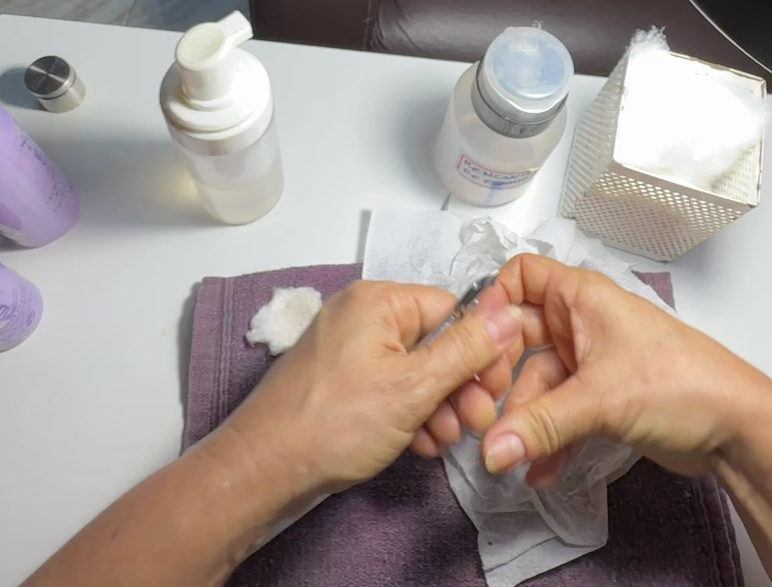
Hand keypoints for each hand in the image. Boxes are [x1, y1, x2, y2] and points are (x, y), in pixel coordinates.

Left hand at [220, 280, 524, 498]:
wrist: (263, 471)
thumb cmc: (336, 422)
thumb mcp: (413, 386)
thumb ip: (465, 350)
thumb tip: (508, 313)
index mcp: (379, 300)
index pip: (451, 308)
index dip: (481, 347)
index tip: (497, 387)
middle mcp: (364, 314)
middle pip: (434, 340)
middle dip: (460, 384)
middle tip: (477, 421)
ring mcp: (350, 347)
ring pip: (414, 368)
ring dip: (439, 404)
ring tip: (447, 439)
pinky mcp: (342, 379)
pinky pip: (390, 384)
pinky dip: (410, 411)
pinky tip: (421, 442)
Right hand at [479, 253, 771, 485]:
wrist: (737, 430)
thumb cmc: (678, 383)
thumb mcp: (601, 399)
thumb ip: (541, 424)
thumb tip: (491, 450)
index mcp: (581, 296)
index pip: (521, 276)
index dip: (493, 302)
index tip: (475, 344)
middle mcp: (581, 322)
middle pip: (521, 336)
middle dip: (502, 375)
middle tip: (483, 411)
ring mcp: (591, 360)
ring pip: (538, 380)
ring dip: (525, 419)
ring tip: (512, 456)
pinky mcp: (601, 396)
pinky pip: (559, 410)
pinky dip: (548, 437)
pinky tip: (540, 470)